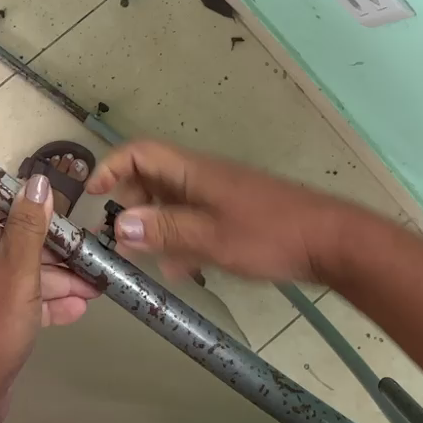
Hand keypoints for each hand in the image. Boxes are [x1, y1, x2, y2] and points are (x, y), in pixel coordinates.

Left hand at [0, 179, 98, 406]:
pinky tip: (79, 308)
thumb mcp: (18, 266)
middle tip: (84, 247)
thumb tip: (37, 180)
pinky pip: (20, 297)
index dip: (6, 187)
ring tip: (95, 285)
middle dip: (49, 240)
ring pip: (20, 267)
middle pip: (10, 232)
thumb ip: (30, 223)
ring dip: (57, 275)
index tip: (41, 193)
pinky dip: (46, 300)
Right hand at [85, 139, 352, 283]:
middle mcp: (200, 176)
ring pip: (170, 201)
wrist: (330, 241)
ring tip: (144, 259)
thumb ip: (163, 230)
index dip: (111, 167)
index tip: (91, 194)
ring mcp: (217, 194)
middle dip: (128, 203)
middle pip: (151, 177)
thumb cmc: (269, 233)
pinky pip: (192, 218)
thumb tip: (118, 224)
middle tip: (117, 237)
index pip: (139, 153)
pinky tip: (181, 268)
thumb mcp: (210, 237)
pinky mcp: (232, 213)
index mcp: (191, 171)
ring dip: (153, 225)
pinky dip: (178, 237)